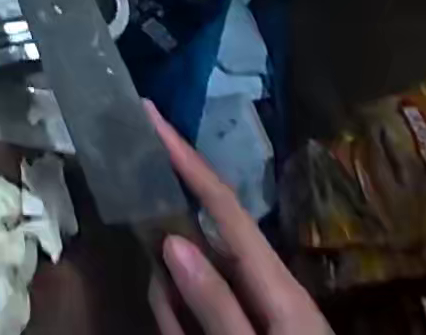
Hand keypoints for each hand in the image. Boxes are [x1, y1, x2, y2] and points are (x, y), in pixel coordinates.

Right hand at [144, 102, 329, 334]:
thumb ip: (219, 308)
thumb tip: (171, 239)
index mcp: (275, 284)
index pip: (221, 202)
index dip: (184, 155)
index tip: (150, 113)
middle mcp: (260, 285)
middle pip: (194, 242)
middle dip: (166, 258)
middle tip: (164, 306)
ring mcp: (247, 309)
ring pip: (185, 283)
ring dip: (172, 310)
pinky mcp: (235, 326)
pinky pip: (189, 313)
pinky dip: (180, 327)